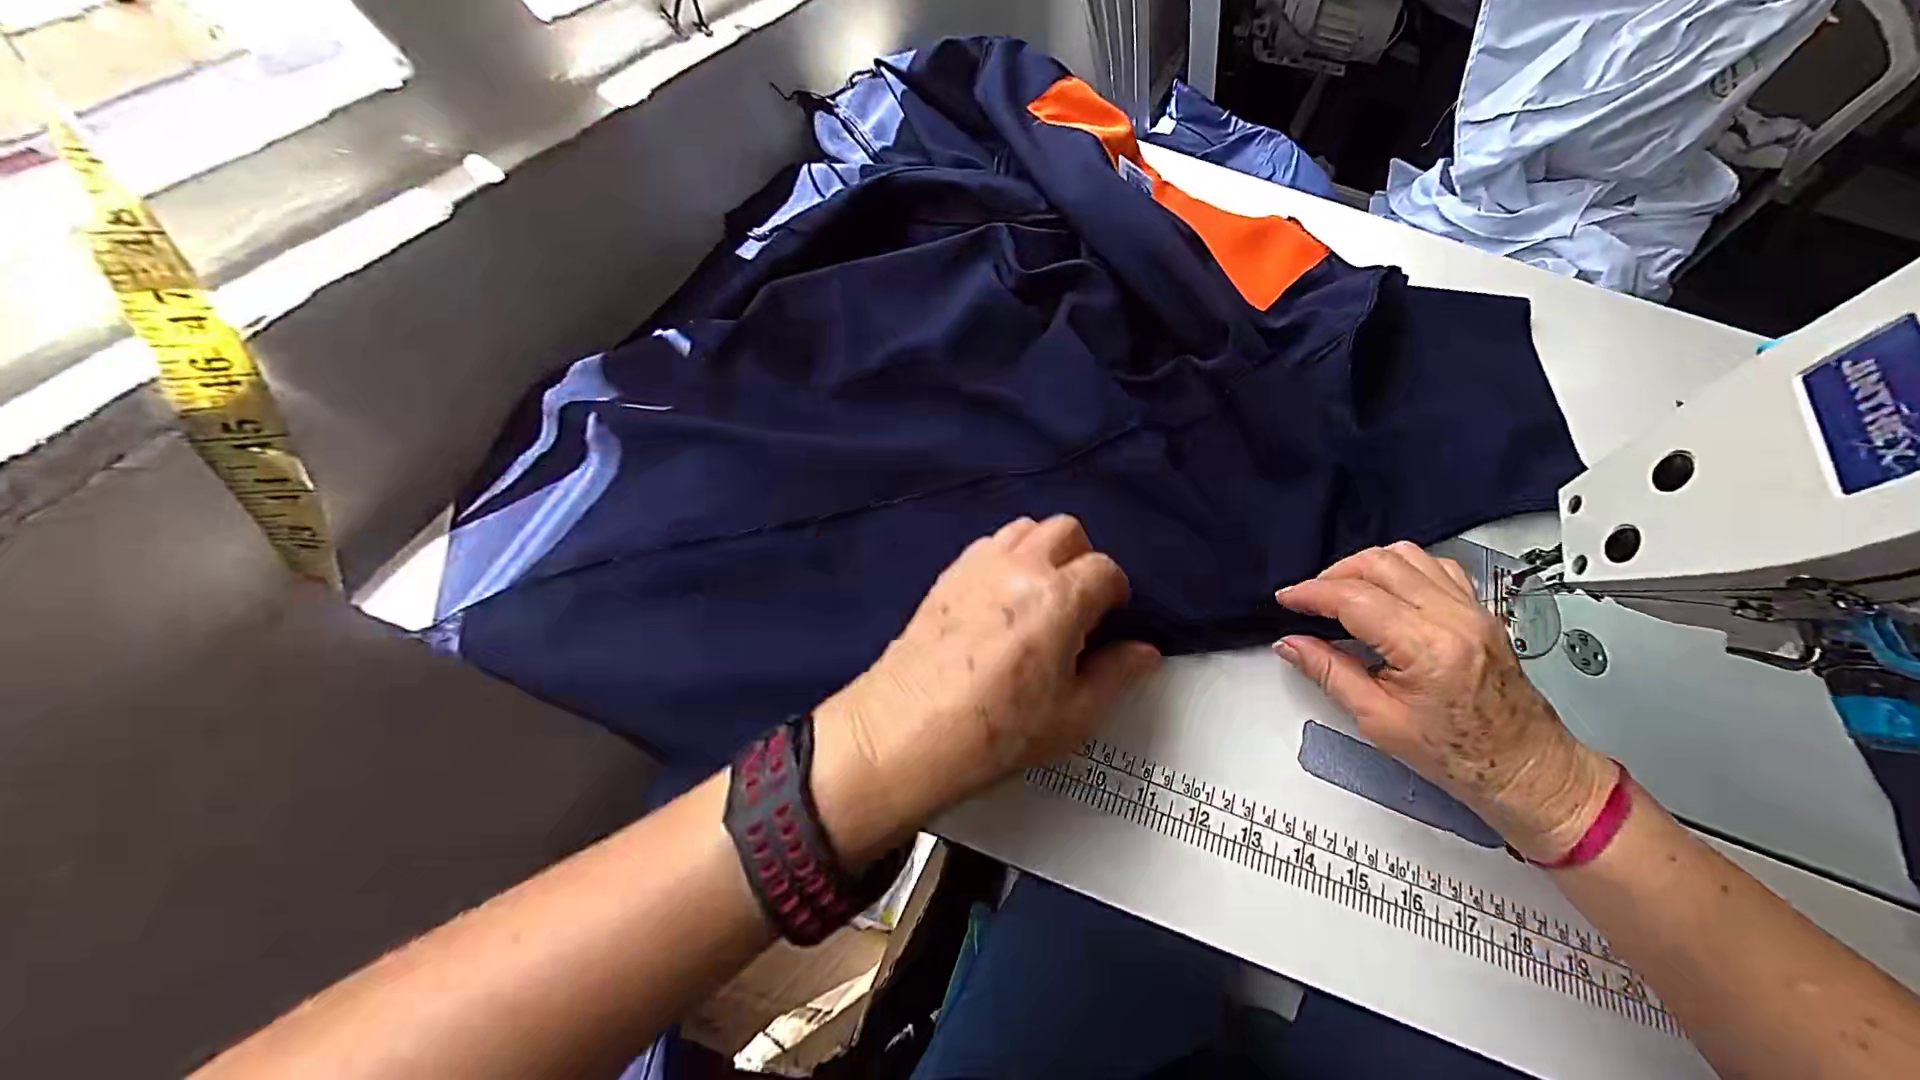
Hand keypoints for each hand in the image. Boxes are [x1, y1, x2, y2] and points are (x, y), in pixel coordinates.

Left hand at [811, 515, 1161, 865]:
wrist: (902, 734)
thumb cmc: (988, 732)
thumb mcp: (1071, 717)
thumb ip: (1116, 676)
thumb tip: (1142, 654)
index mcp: (1057, 598)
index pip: (1104, 569)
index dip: (1115, 593)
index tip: (1110, 617)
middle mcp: (1017, 568)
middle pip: (1066, 531)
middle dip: (1082, 559)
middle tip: (1080, 603)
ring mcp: (976, 567)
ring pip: (1025, 529)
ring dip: (1043, 552)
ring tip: (1041, 596)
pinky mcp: (947, 576)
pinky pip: (988, 545)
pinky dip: (1007, 557)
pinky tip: (1003, 599)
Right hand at [1273, 542, 1614, 860]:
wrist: (1523, 767)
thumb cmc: (1462, 754)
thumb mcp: (1377, 719)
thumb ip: (1328, 672)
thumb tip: (1293, 645)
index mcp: (1430, 648)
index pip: (1355, 597)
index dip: (1311, 593)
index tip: (1288, 598)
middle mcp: (1456, 620)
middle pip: (1378, 564)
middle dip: (1332, 575)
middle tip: (1308, 598)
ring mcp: (1473, 611)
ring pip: (1406, 556)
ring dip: (1364, 567)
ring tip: (1341, 592)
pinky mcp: (1480, 611)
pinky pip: (1434, 567)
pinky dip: (1399, 569)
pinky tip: (1384, 590)